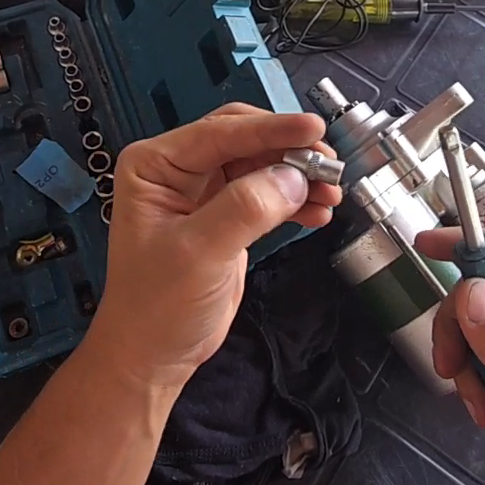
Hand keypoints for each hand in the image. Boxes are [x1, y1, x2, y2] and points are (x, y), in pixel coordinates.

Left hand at [84, 104, 340, 393]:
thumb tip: (294, 177)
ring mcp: (203, 192)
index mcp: (154, 165)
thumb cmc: (157, 307)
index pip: (220, 132)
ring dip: (298, 175)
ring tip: (331, 193)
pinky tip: (317, 212)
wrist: (152, 356)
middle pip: (244, 140)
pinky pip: (267, 193)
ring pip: (262, 165)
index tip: (314, 128)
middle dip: (288, 150)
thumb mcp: (198, 254)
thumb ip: (244, 209)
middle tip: (328, 165)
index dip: (271, 129)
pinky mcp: (226, 215)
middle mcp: (178, 169)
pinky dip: (294, 199)